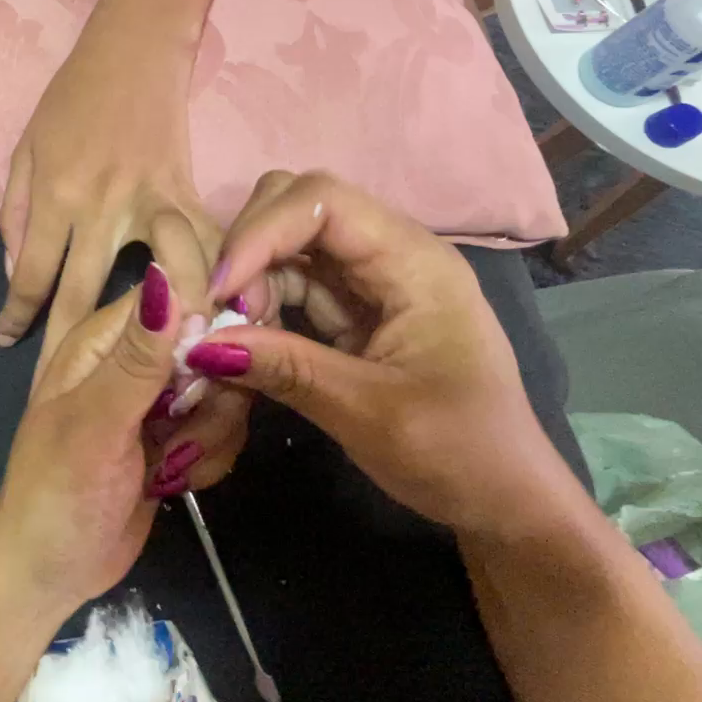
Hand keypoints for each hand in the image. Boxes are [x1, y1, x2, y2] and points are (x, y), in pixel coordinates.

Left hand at [0, 16, 218, 363]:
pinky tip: (212, 321)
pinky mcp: (189, 193)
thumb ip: (16, 215)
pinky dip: (207, 285)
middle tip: (62, 396)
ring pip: (157, 281)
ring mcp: (150, 203)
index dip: (17, 315)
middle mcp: (99, 209)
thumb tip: (14, 277)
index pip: (30, 274)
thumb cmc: (71, 100)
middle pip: (82, 295)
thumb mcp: (25, 150)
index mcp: (53, 196)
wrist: (133, 49)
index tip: (7, 342)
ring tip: (156, 376)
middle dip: (69, 351)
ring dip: (160, 332)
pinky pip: (201, 249)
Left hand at [0, 264, 188, 615]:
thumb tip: (166, 275)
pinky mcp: (176, 434)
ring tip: (169, 467)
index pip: (174, 293)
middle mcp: (132, 358)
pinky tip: (174, 483)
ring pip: (224, 389)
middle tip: (179, 433)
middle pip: (211, 344)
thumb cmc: (58, 493)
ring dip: (209, 435)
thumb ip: (135, 358)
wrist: (51, 571)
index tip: (219, 364)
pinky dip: (208, 459)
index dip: (208, 319)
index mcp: (100, 340)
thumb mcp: (95, 424)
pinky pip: (221, 428)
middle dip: (212, 396)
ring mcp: (157, 398)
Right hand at [187, 172, 574, 535]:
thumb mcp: (370, 414)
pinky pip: (290, 282)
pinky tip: (246, 342)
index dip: (261, 232)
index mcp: (415, 262)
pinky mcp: (349, 306)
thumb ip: (286, 369)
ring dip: (249, 281)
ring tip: (232, 337)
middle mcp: (389, 253)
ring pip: (286, 243)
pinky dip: (258, 304)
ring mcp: (369, 277)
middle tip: (223, 311)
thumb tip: (199, 345)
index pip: (322, 201)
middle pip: (297, 205)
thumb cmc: (459, 454)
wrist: (503, 500)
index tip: (220, 293)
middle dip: (249, 248)